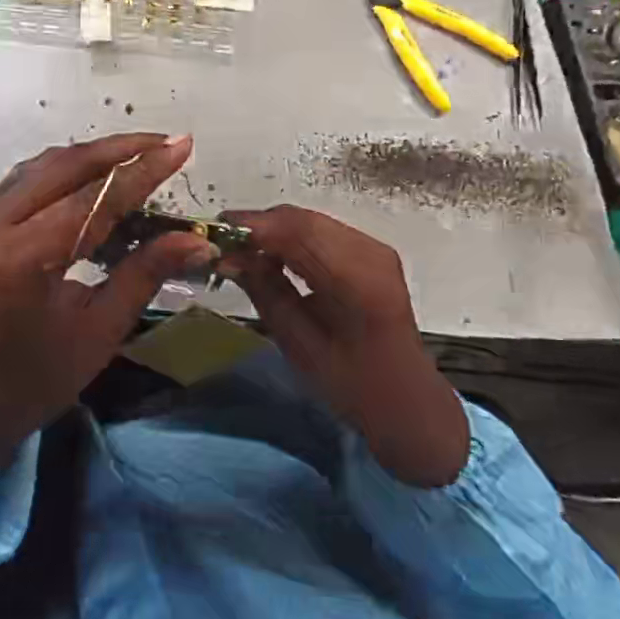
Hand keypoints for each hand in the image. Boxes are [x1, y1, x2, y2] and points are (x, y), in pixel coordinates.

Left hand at [0, 133, 213, 485]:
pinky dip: (64, 169)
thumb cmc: (33, 381)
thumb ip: (143, 275)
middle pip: (63, 166)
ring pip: (42, 166)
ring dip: (91, 155)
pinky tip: (93, 176)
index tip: (183, 147)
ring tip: (138, 155)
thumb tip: (196, 240)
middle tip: (166, 143)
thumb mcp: (98, 333)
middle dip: (119, 150)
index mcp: (24, 259)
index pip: (93, 199)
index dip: (142, 171)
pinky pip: (26, 180)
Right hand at [220, 205, 468, 486]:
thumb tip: (227, 256)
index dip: (251, 227)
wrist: (406, 399)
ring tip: (241, 248)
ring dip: (273, 229)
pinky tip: (272, 253)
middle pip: (302, 219)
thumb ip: (264, 290)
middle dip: (258, 225)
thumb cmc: (350, 383)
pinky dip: (291, 235)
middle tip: (221, 242)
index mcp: (356, 282)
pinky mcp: (372, 251)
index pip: (296, 233)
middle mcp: (370, 254)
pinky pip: (321, 229)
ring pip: (310, 220)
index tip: (213, 232)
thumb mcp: (297, 343)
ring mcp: (375, 248)